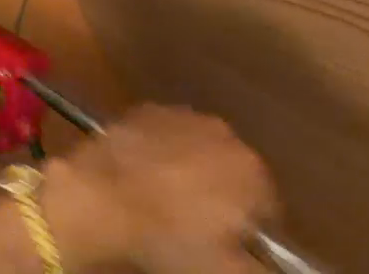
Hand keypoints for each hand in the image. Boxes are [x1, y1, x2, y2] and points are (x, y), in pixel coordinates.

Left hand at [38, 105, 276, 272]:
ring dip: (191, 171)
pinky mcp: (146, 110)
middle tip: (195, 225)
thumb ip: (255, 269)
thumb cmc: (169, 238)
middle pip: (232, 172)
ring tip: (165, 201)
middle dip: (220, 195)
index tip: (228, 245)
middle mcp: (223, 134)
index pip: (266, 207)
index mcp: (251, 172)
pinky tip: (143, 177)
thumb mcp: (224, 270)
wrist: (102, 196)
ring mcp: (182, 115)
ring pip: (198, 150)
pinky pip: (165, 136)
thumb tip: (261, 266)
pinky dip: (161, 152)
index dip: (248, 230)